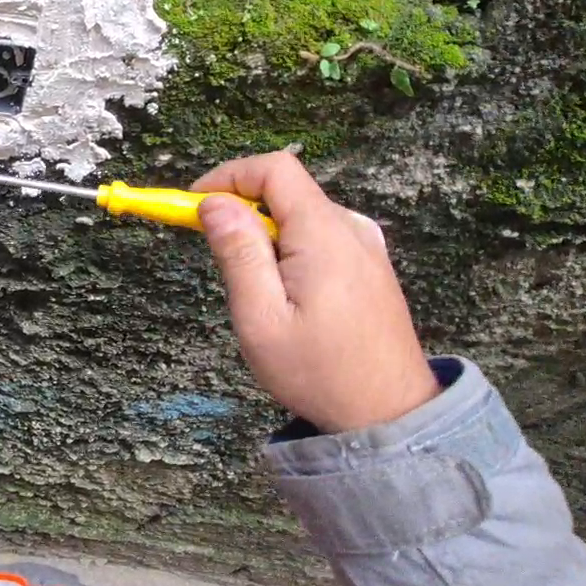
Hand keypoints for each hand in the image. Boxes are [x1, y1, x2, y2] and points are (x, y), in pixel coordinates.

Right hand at [192, 152, 437, 432]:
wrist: (390, 417)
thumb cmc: (318, 372)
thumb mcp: (261, 318)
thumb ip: (238, 253)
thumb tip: (214, 203)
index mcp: (324, 235)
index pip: (274, 169)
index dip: (228, 176)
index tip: (194, 205)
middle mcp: (351, 229)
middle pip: (285, 189)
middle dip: (239, 207)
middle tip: (211, 250)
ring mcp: (366, 246)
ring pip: (299, 211)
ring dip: (261, 229)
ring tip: (247, 281)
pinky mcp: (368, 265)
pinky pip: (317, 233)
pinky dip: (285, 243)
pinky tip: (279, 288)